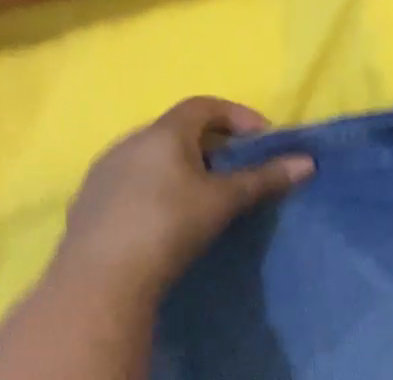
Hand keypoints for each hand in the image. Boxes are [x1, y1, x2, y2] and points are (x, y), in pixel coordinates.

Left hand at [54, 97, 314, 302]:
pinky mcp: (84, 208)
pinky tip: (165, 215)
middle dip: (210, 141)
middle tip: (233, 164)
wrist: (96, 286)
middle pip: (176, 129)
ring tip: (201, 191)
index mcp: (161, 134)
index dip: (237, 115)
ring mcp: (99, 177)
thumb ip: (266, 176)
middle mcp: (127, 145)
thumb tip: (308, 162)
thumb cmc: (169, 225)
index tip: (259, 138)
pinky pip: (128, 182)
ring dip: (179, 165)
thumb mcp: (227, 199)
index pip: (204, 105)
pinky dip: (153, 187)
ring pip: (150, 157)